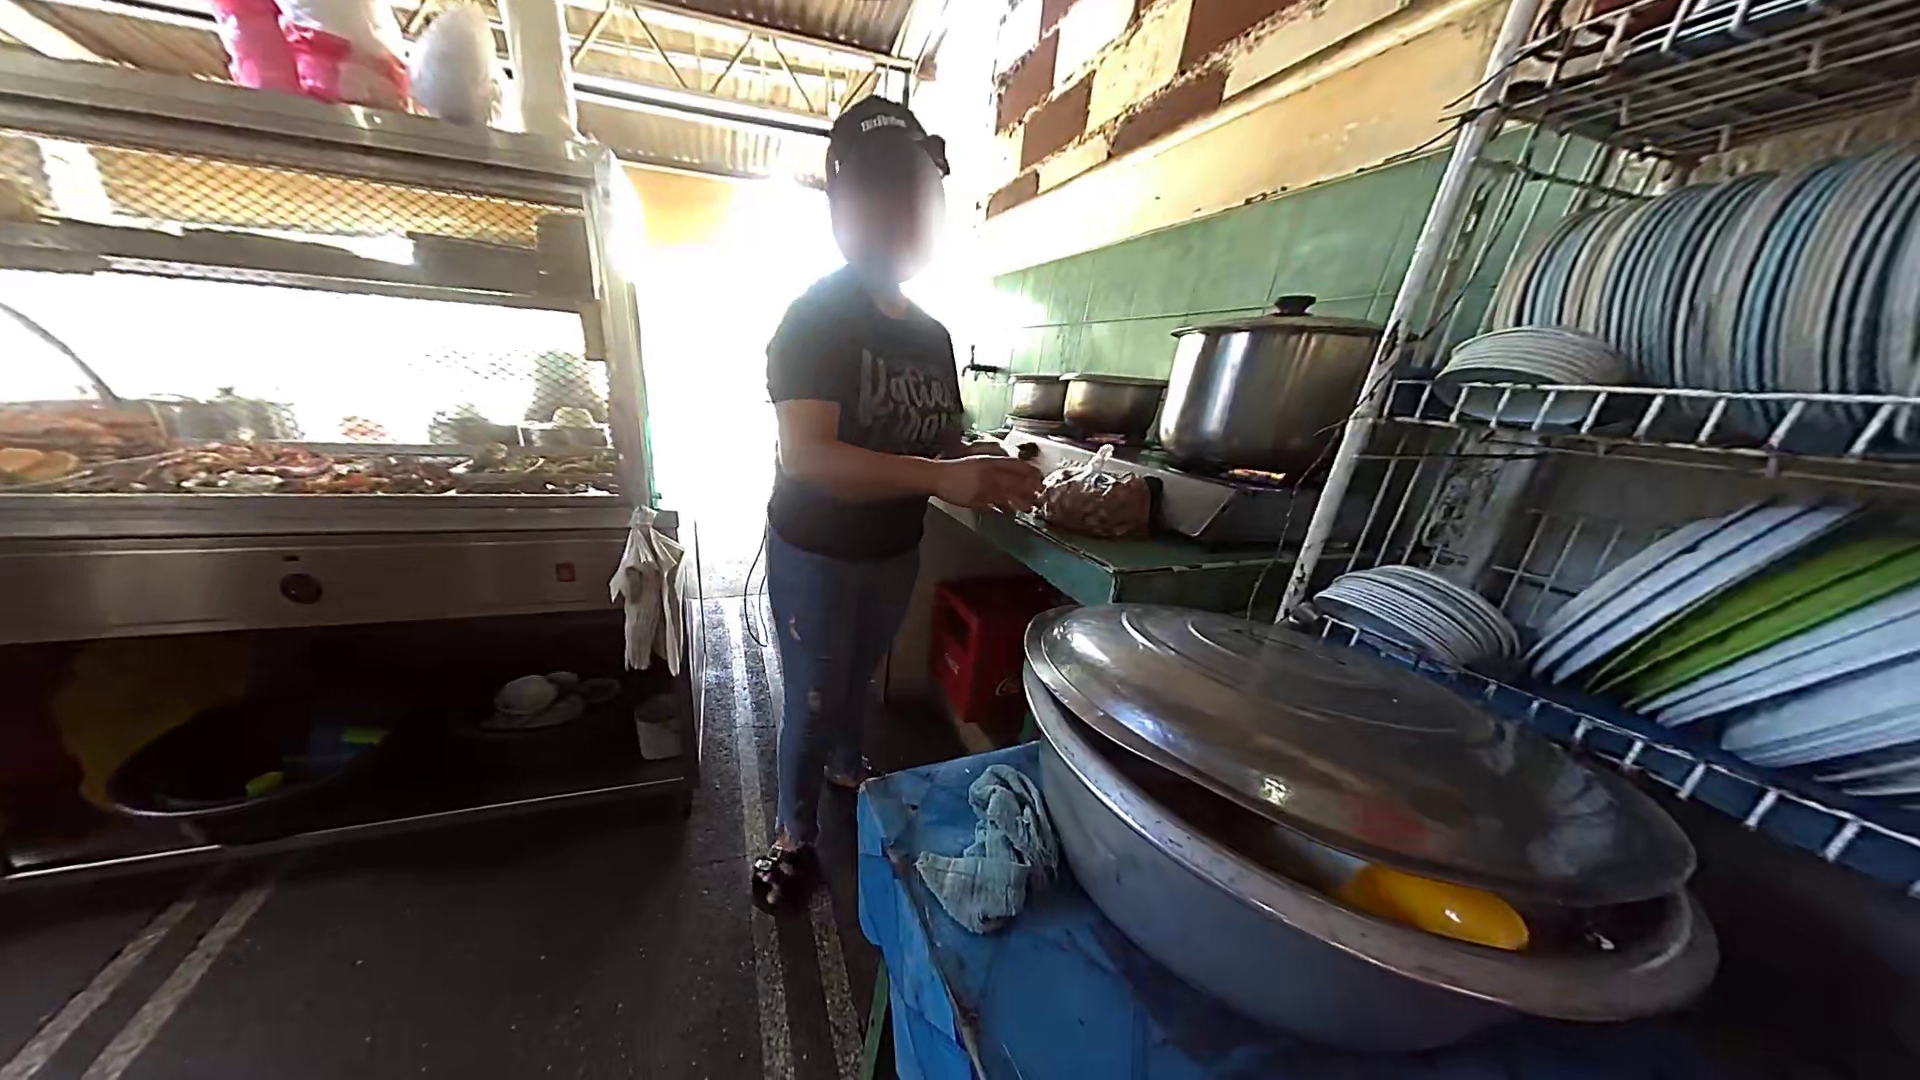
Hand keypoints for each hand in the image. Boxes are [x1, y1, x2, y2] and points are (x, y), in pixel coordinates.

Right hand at [933, 457, 1043, 512]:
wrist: (938, 476)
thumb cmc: (958, 469)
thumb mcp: (979, 461)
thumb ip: (996, 465)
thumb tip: (1013, 472)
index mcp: (989, 461)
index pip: (1015, 465)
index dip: (1030, 472)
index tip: (1039, 478)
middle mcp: (988, 473)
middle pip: (1014, 482)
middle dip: (1029, 490)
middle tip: (1038, 497)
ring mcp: (982, 488)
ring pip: (1006, 496)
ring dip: (1019, 503)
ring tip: (1028, 508)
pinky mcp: (975, 500)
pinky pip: (992, 507)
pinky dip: (1002, 510)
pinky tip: (1008, 513)